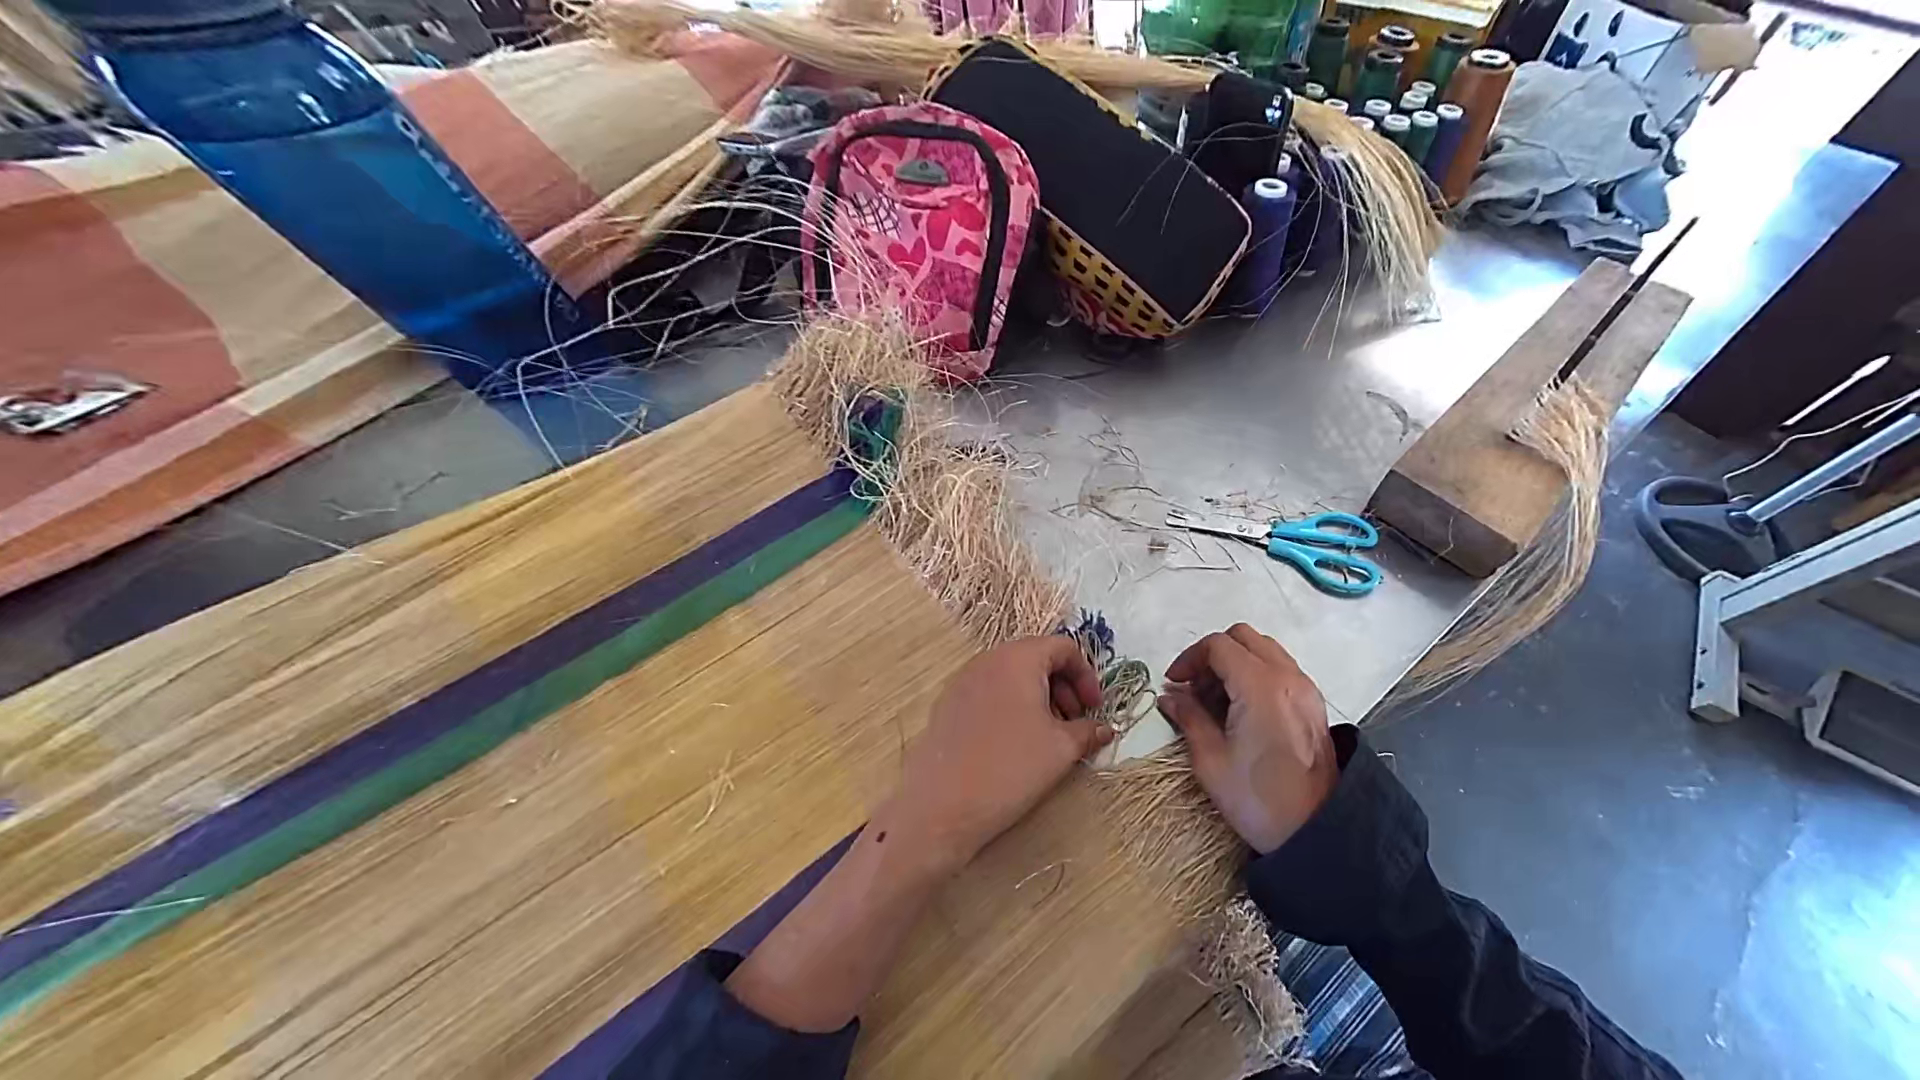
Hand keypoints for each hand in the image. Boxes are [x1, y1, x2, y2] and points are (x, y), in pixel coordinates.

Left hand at [885, 635, 1110, 874]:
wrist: (943, 804)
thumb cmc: (1010, 767)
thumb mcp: (1061, 749)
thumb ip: (1087, 730)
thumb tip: (1104, 728)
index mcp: (1017, 658)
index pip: (1063, 647)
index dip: (1086, 674)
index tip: (1095, 708)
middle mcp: (988, 660)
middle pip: (1037, 659)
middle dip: (1064, 687)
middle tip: (1075, 724)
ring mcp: (963, 681)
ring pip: (1012, 677)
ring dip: (1039, 699)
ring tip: (1050, 738)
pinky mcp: (949, 705)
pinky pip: (990, 693)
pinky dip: (1013, 707)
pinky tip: (1018, 745)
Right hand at [1158, 623, 1337, 853]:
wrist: (1317, 834)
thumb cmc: (1257, 798)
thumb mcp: (1210, 759)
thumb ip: (1188, 717)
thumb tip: (1171, 696)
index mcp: (1261, 686)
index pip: (1217, 646)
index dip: (1189, 658)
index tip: (1174, 684)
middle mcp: (1288, 677)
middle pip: (1242, 637)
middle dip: (1211, 655)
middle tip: (1194, 687)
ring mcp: (1306, 690)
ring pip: (1263, 650)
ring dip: (1234, 662)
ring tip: (1215, 699)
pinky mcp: (1314, 705)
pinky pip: (1279, 669)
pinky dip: (1254, 674)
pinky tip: (1240, 709)